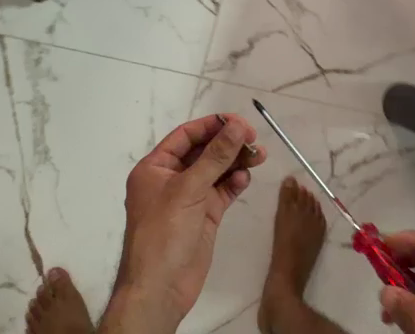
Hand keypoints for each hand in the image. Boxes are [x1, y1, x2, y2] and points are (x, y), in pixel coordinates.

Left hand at [103, 114, 267, 331]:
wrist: (159, 291)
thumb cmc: (163, 233)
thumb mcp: (188, 189)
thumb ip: (216, 156)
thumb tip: (238, 126)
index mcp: (155, 168)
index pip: (186, 136)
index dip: (212, 126)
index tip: (240, 123)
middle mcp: (172, 179)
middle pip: (204, 151)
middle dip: (229, 143)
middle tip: (254, 139)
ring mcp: (189, 198)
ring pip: (217, 170)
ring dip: (237, 161)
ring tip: (259, 155)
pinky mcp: (204, 215)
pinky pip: (222, 190)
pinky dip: (235, 182)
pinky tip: (245, 179)